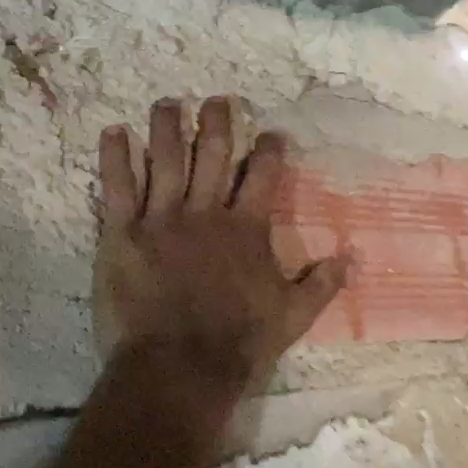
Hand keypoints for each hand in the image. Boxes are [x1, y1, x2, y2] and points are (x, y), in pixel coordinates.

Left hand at [94, 97, 348, 431]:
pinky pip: (118, 187)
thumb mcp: (294, 316)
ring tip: (166, 103)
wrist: (179, 367)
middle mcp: (207, 212)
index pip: (264, 174)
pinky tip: (114, 133)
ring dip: (167, 126)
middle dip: (217, 122)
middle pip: (214, 153)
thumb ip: (322, 283)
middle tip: (216, 100)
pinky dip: (116, 157)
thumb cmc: (239, 342)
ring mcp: (162, 219)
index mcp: (248, 227)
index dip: (270, 149)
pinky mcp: (123, 234)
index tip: (272, 134)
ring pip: (166, 159)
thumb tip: (352, 258)